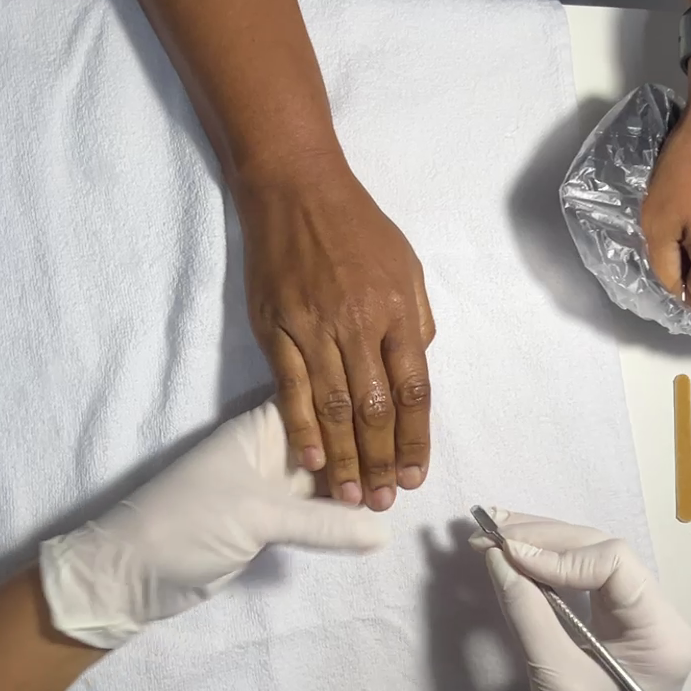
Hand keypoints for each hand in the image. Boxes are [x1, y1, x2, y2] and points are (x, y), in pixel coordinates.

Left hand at [39, 401, 388, 647]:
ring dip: (355, 486)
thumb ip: (321, 521)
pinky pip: (313, 511)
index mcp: (261, 429)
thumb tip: (383, 529)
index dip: (360, 407)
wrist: (133, 574)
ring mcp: (269, 487)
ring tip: (401, 492)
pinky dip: (338, 516)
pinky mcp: (267, 521)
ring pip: (325, 479)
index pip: (320, 404)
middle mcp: (270, 450)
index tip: (407, 416)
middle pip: (329, 441)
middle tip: (413, 468)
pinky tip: (369, 519)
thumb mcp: (256, 516)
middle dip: (366, 451)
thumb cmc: (188, 524)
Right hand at [235, 154, 434, 512]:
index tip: (413, 475)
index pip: (413, 391)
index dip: (414, 439)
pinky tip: (309, 459)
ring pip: (333, 407)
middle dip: (379, 461)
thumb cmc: (357, 227)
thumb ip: (415, 322)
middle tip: (381, 501)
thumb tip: (413, 374)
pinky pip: (291, 387)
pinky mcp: (275, 327)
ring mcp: (313, 328)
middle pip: (374, 409)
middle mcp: (359, 325)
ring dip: (342, 458)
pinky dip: (301, 427)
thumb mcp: (406, 266)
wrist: (296, 189)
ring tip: (348, 496)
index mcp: (399, 311)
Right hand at [479, 509, 690, 690]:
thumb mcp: (555, 678)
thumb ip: (527, 612)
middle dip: (542, 537)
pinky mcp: (613, 608)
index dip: (559, 554)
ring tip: (492, 529)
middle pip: (599, 547)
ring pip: (587, 550)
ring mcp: (636, 606)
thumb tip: (495, 555)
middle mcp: (656, 608)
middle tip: (489, 531)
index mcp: (661, 631)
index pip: (613, 563)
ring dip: (538, 538)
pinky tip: (512, 546)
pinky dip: (543, 554)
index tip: (508, 556)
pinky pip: (579, 567)